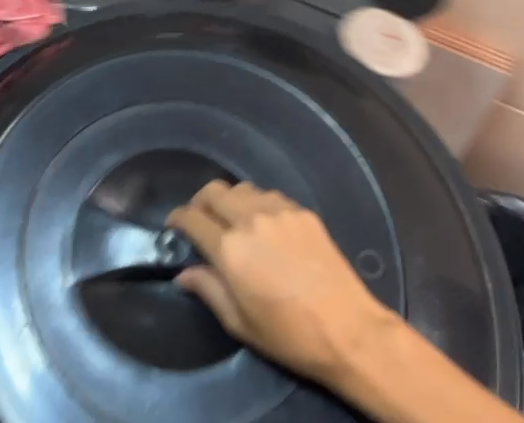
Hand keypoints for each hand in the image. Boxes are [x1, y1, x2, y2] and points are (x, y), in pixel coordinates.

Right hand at [164, 180, 397, 385]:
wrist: (349, 330)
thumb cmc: (289, 334)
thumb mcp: (240, 323)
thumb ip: (208, 290)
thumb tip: (183, 274)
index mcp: (229, 249)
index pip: (191, 218)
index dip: (177, 219)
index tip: (174, 226)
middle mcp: (250, 220)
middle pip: (213, 192)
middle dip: (199, 203)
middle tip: (200, 221)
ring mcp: (279, 212)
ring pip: (241, 189)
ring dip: (229, 201)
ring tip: (232, 221)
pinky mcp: (303, 212)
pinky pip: (269, 196)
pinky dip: (257, 204)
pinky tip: (263, 225)